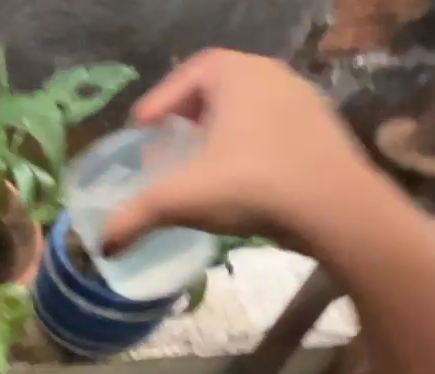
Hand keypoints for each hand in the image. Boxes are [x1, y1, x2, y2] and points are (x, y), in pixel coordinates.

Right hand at [99, 50, 389, 253]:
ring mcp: (302, 105)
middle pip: (221, 86)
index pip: (195, 70)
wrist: (333, 208)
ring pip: (247, 109)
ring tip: (195, 164)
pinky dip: (243, 148)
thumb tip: (101, 244)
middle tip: (164, 143)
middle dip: (187, 113)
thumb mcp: (179, 200)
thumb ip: (134, 218)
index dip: (163, 97)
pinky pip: (270, 131)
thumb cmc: (251, 185)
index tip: (141, 128)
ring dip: (217, 131)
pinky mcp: (318, 135)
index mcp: (239, 77)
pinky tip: (232, 181)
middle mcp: (274, 78)